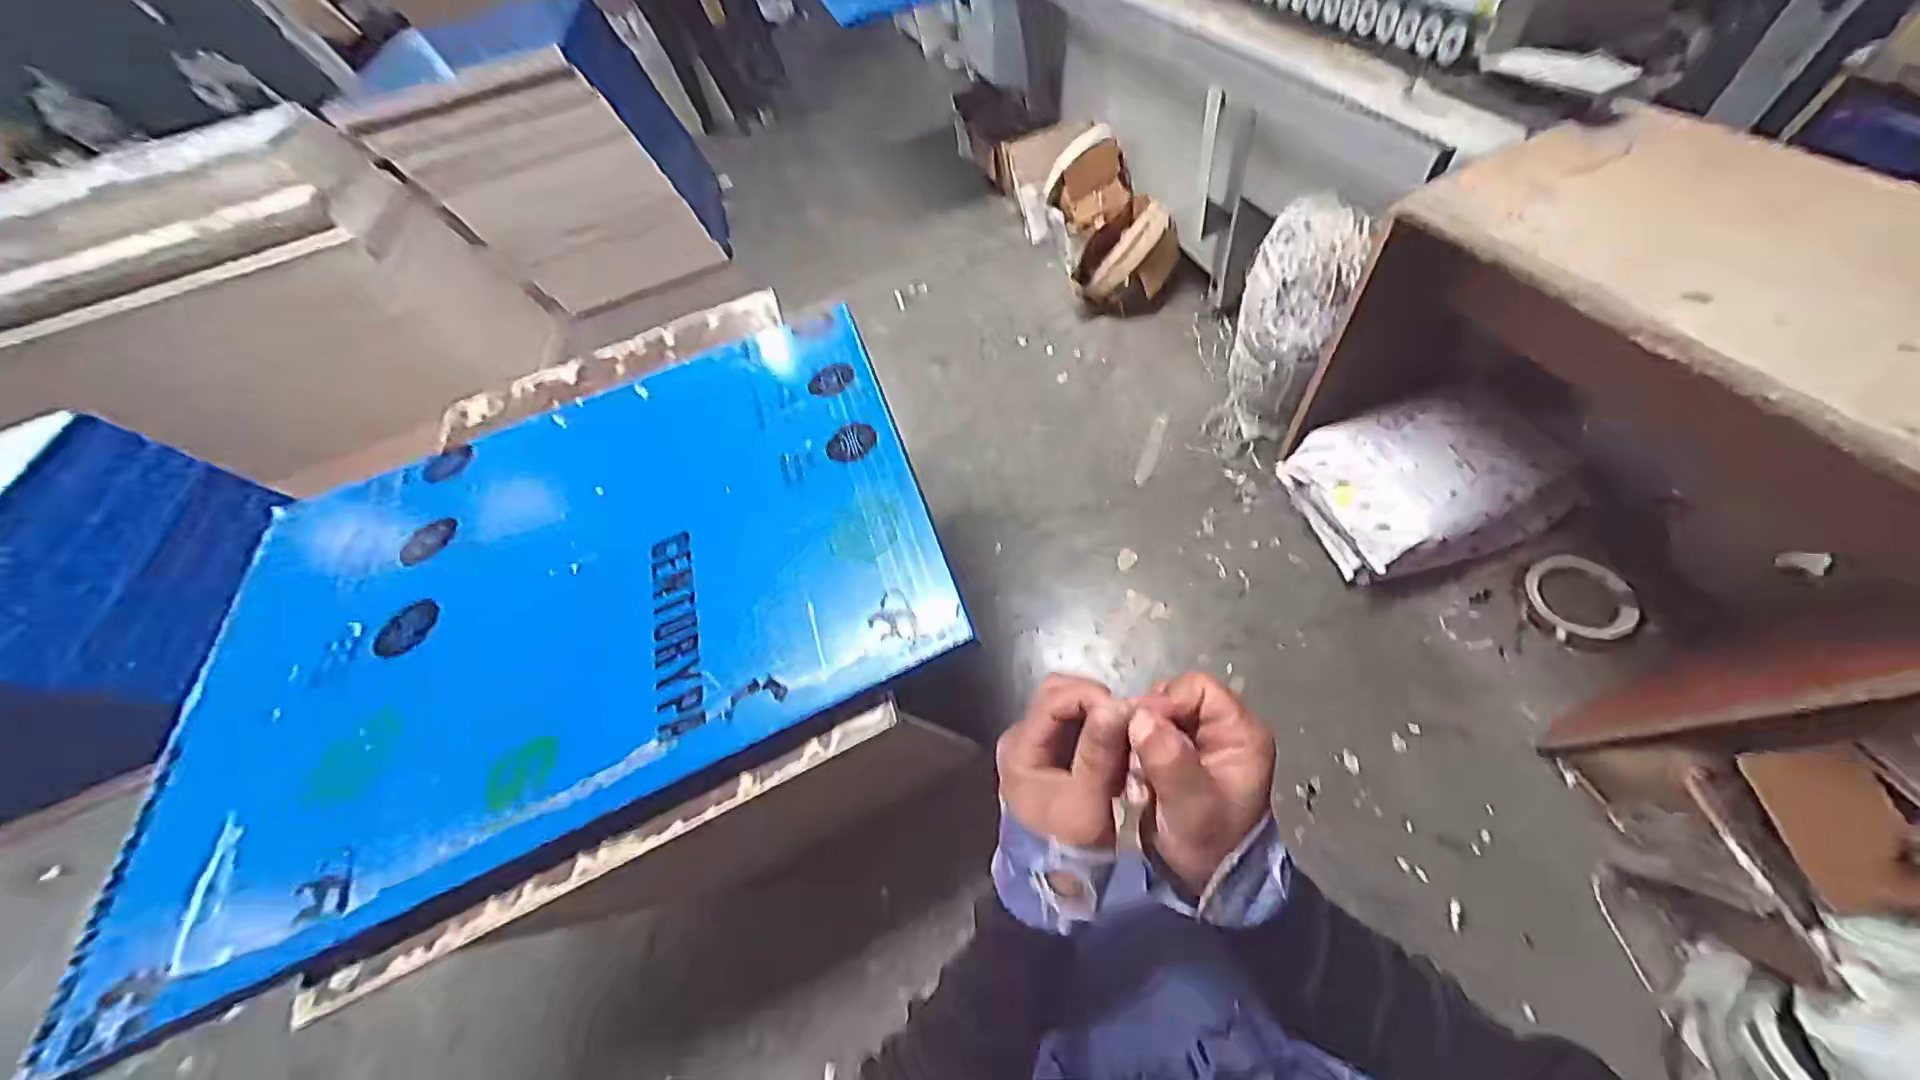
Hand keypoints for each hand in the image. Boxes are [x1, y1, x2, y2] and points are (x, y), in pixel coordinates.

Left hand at [996, 674, 1131, 849]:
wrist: (1063, 886)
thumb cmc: (1071, 848)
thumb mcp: (1087, 804)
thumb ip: (1099, 754)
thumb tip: (1118, 704)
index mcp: (1019, 747)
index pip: (1053, 698)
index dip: (1092, 696)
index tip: (1129, 712)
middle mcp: (1022, 737)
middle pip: (1059, 695)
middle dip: (1098, 701)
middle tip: (1131, 721)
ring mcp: (1038, 744)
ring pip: (1071, 706)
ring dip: (1102, 713)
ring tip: (1130, 731)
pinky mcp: (1055, 754)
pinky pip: (1079, 724)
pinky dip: (1102, 726)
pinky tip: (1123, 743)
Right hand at [1128, 673, 1275, 895]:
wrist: (1207, 885)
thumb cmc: (1210, 847)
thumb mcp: (1192, 809)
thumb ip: (1171, 762)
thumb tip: (1142, 717)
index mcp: (1240, 733)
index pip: (1197, 689)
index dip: (1165, 702)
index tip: (1138, 730)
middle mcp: (1222, 730)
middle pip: (1173, 698)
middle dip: (1147, 725)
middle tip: (1135, 759)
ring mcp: (1200, 742)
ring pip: (1155, 716)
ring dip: (1138, 741)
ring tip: (1137, 777)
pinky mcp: (1178, 754)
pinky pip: (1147, 736)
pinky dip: (1135, 753)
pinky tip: (1136, 782)